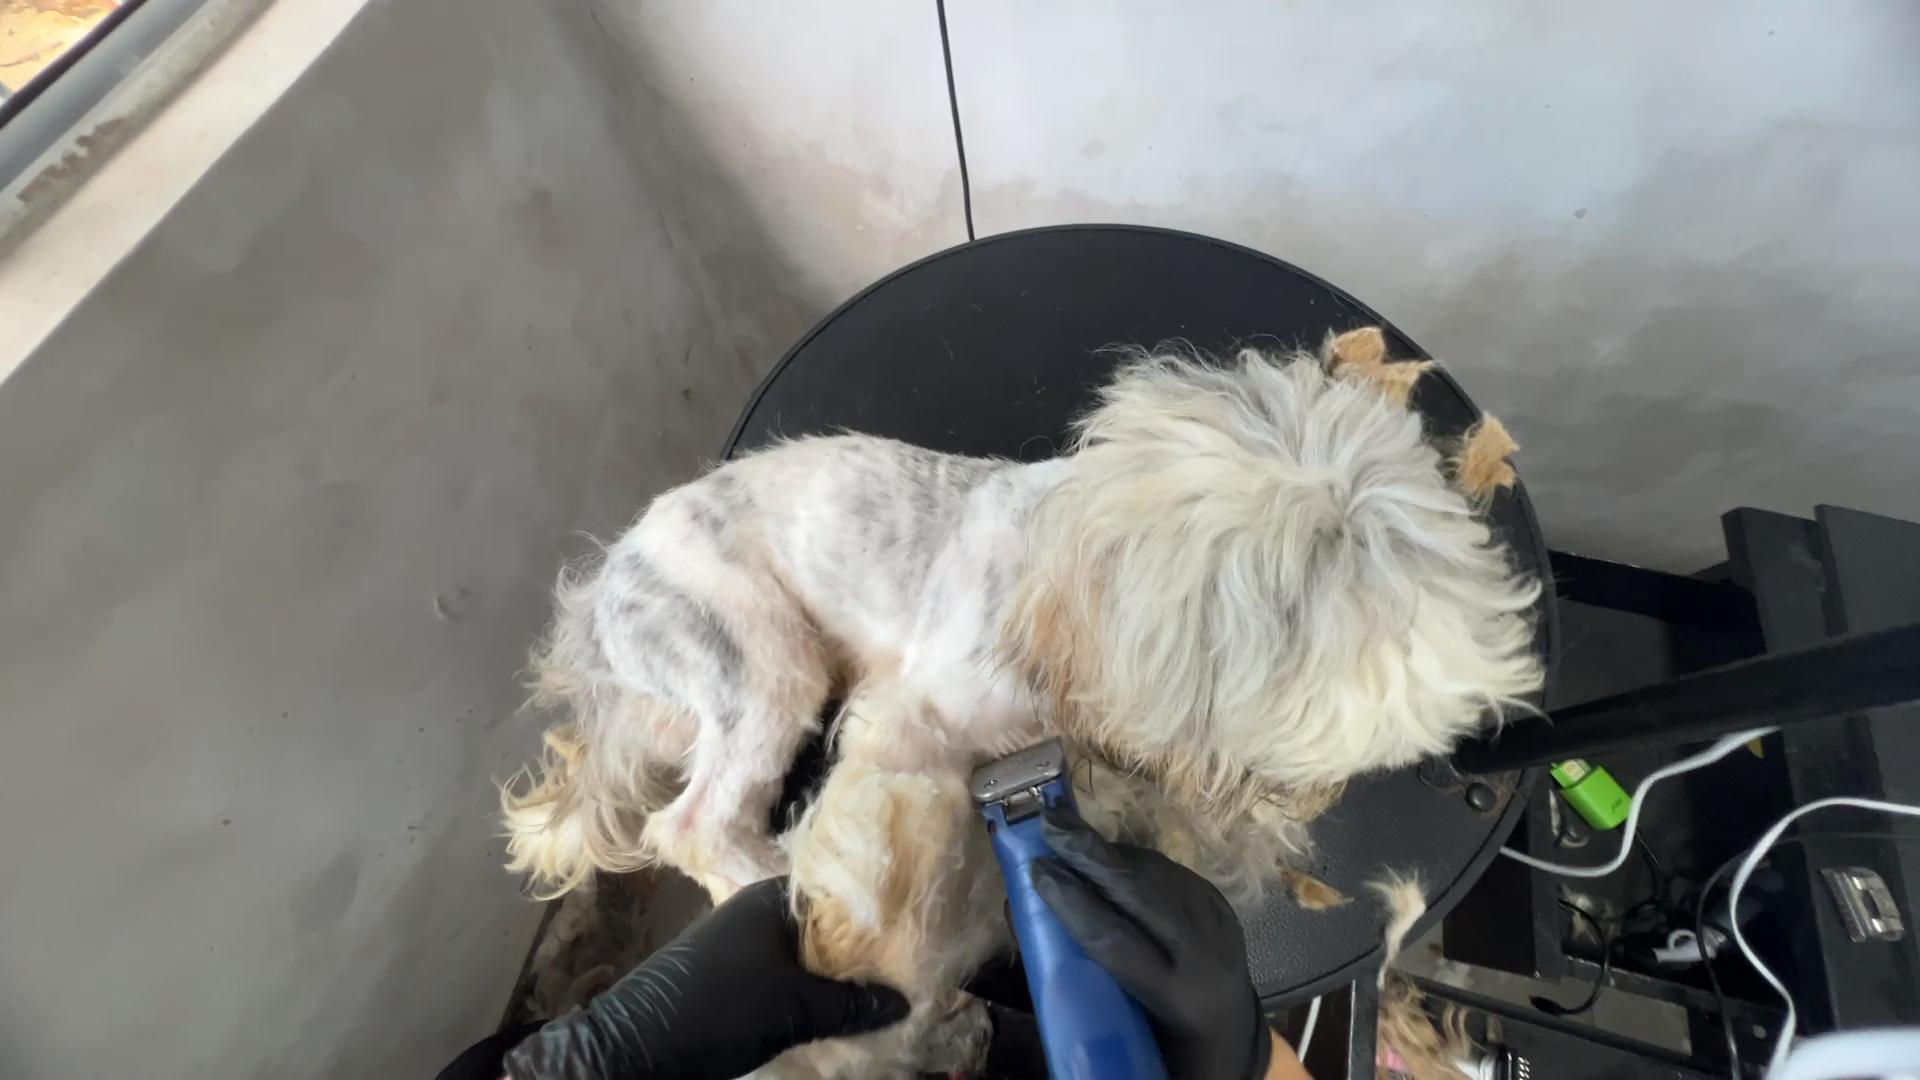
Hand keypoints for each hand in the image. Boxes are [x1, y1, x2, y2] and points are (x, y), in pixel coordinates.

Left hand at [503, 878, 909, 1079]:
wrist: (633, 1052)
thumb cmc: (718, 1008)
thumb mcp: (792, 1007)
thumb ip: (851, 1002)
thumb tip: (905, 1000)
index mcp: (772, 899)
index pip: (835, 890)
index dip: (871, 908)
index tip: (907, 923)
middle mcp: (759, 912)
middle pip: (822, 922)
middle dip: (857, 945)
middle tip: (901, 961)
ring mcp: (743, 944)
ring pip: (803, 951)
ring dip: (834, 971)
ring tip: (876, 988)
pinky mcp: (733, 977)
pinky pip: (785, 973)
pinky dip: (810, 988)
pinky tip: (835, 1007)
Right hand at [1031, 805, 1271, 1079]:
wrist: (1235, 1043)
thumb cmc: (1162, 1046)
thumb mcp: (1116, 1028)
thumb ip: (1069, 976)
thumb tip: (1018, 912)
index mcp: (1177, 998)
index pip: (1116, 939)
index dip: (1073, 901)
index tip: (1037, 869)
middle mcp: (1204, 954)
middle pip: (1140, 888)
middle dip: (1089, 852)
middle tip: (1049, 822)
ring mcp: (1217, 921)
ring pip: (1153, 871)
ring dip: (1107, 851)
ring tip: (1069, 835)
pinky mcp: (1218, 902)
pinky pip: (1166, 870)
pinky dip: (1130, 860)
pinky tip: (1105, 857)